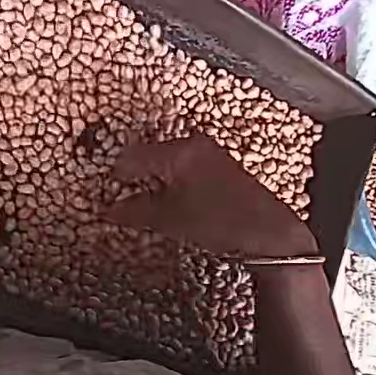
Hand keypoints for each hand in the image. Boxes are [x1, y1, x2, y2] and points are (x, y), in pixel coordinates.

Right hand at [107, 135, 315, 258]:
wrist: (267, 231)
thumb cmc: (218, 222)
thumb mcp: (170, 219)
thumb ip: (135, 211)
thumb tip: (109, 210)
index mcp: (177, 151)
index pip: (132, 157)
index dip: (116, 178)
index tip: (107, 197)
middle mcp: (192, 143)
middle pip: (149, 156)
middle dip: (135, 179)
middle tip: (127, 204)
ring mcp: (208, 151)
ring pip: (167, 161)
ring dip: (154, 181)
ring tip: (152, 208)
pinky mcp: (219, 163)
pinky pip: (185, 166)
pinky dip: (173, 181)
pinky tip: (175, 204)